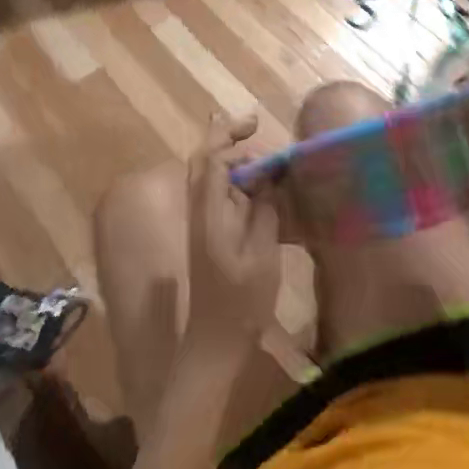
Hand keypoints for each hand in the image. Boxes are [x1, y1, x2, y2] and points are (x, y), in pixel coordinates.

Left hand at [183, 113, 281, 359]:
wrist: (214, 342)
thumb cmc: (241, 303)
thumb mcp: (262, 257)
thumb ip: (264, 212)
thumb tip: (269, 178)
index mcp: (209, 215)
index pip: (212, 162)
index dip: (231, 139)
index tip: (257, 128)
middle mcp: (199, 212)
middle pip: (203, 162)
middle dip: (225, 138)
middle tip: (254, 126)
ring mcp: (201, 223)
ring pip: (207, 177)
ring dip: (229, 156)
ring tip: (256, 145)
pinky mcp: (208, 234)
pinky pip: (216, 193)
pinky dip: (232, 178)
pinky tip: (255, 183)